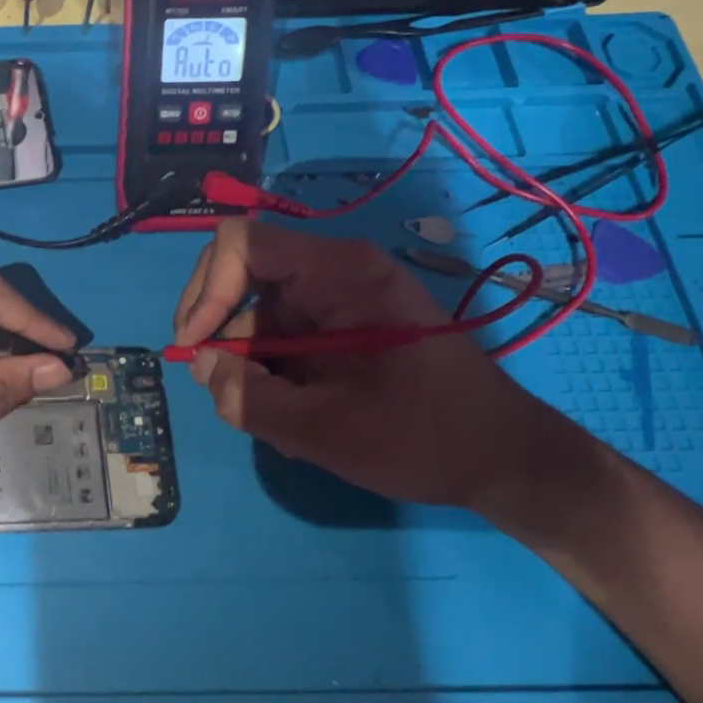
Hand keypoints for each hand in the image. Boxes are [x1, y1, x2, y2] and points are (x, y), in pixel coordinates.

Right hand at [172, 219, 578, 511]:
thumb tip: (201, 364)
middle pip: (238, 273)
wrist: (505, 460)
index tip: (196, 346)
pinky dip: (268, 373)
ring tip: (269, 419)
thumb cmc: (428, 437)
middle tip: (213, 379)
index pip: (242, 243)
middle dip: (217, 328)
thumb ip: (250, 398)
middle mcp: (332, 272)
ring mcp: (333, 298)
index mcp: (340, 272)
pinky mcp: (335, 326)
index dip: (206, 288)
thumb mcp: (328, 430)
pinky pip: (277, 335)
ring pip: (253, 312)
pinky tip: (290, 415)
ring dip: (245, 362)